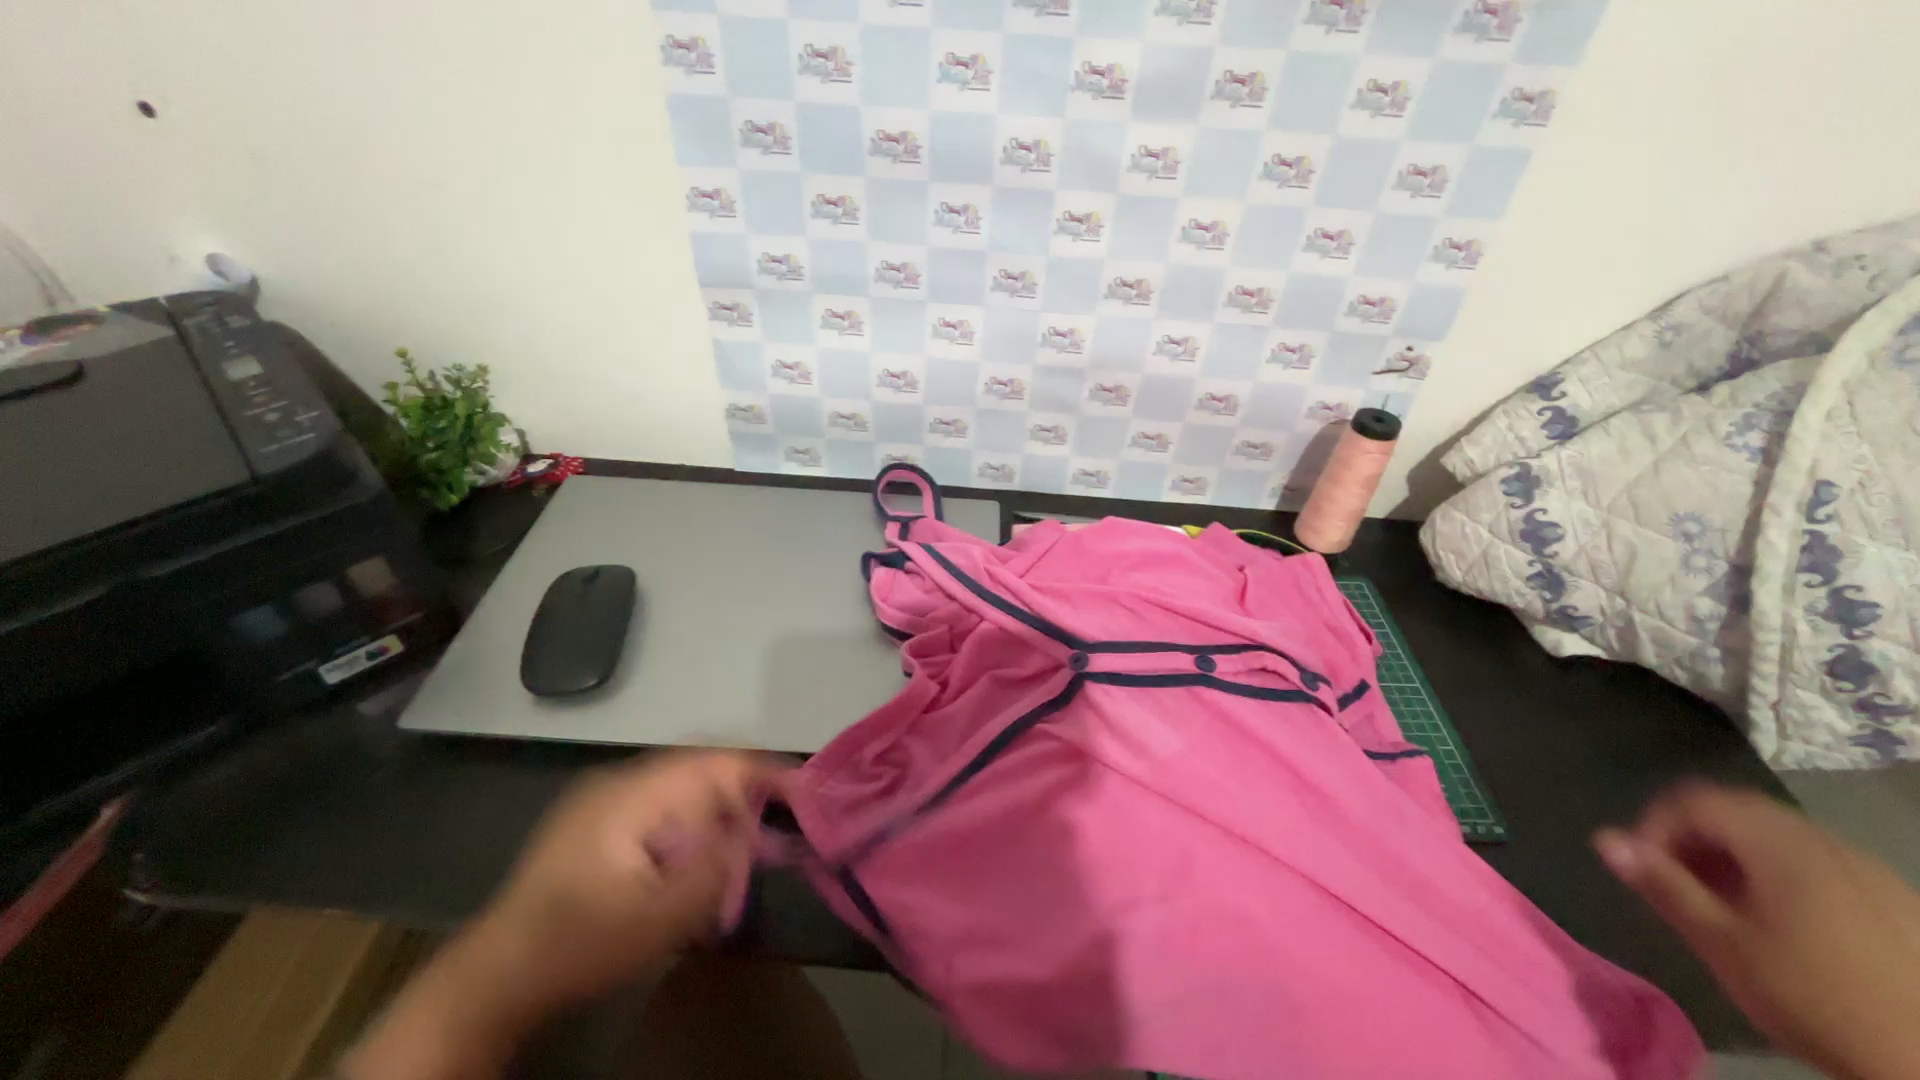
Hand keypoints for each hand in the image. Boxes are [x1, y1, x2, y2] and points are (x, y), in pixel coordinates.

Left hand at [342, 750, 784, 1079]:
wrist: (496, 974)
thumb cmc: (580, 943)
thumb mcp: (660, 919)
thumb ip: (715, 870)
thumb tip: (753, 836)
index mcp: (634, 794)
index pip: (714, 763)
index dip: (763, 773)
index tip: (805, 792)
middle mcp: (617, 782)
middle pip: (699, 768)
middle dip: (742, 791)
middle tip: (779, 823)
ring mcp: (600, 799)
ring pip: (678, 786)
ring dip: (715, 807)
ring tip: (745, 840)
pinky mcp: (592, 823)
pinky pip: (657, 804)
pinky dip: (689, 819)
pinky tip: (695, 853)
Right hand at [1596, 782, 1919, 1079]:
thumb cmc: (1812, 997)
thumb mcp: (1721, 943)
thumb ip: (1662, 884)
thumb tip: (1604, 838)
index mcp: (1781, 844)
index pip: (1695, 799)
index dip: (1654, 823)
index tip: (1641, 867)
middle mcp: (1824, 840)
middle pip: (1736, 809)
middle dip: (1691, 837)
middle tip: (1674, 883)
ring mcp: (1865, 867)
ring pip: (1776, 834)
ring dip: (1732, 854)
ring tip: (1720, 904)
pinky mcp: (1891, 895)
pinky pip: (1814, 860)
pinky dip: (1776, 871)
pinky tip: (1779, 921)